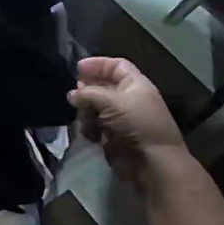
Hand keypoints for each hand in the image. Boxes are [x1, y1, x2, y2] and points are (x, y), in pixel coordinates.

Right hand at [67, 57, 184, 188]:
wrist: (151, 160)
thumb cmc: (136, 123)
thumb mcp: (111, 101)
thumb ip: (88, 94)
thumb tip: (72, 94)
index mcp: (135, 84)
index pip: (116, 66)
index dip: (98, 64)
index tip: (77, 68)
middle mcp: (128, 99)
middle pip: (103, 87)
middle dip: (88, 90)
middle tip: (74, 95)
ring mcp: (121, 119)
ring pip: (96, 107)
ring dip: (86, 111)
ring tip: (82, 117)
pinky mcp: (114, 137)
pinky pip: (96, 126)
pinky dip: (89, 128)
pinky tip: (89, 133)